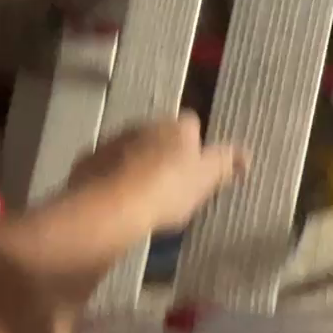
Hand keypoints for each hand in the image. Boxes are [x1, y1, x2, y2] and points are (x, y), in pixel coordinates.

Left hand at [67, 112, 244, 231]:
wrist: (109, 208)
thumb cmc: (165, 192)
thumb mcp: (205, 181)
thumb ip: (225, 164)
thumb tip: (245, 155)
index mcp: (176, 126)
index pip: (192, 124)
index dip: (195, 146)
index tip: (196, 169)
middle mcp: (142, 125)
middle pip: (157, 135)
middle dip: (161, 153)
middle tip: (168, 185)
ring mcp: (111, 141)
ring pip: (128, 149)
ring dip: (133, 164)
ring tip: (139, 196)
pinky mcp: (87, 161)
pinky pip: (103, 167)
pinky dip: (108, 178)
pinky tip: (113, 200)